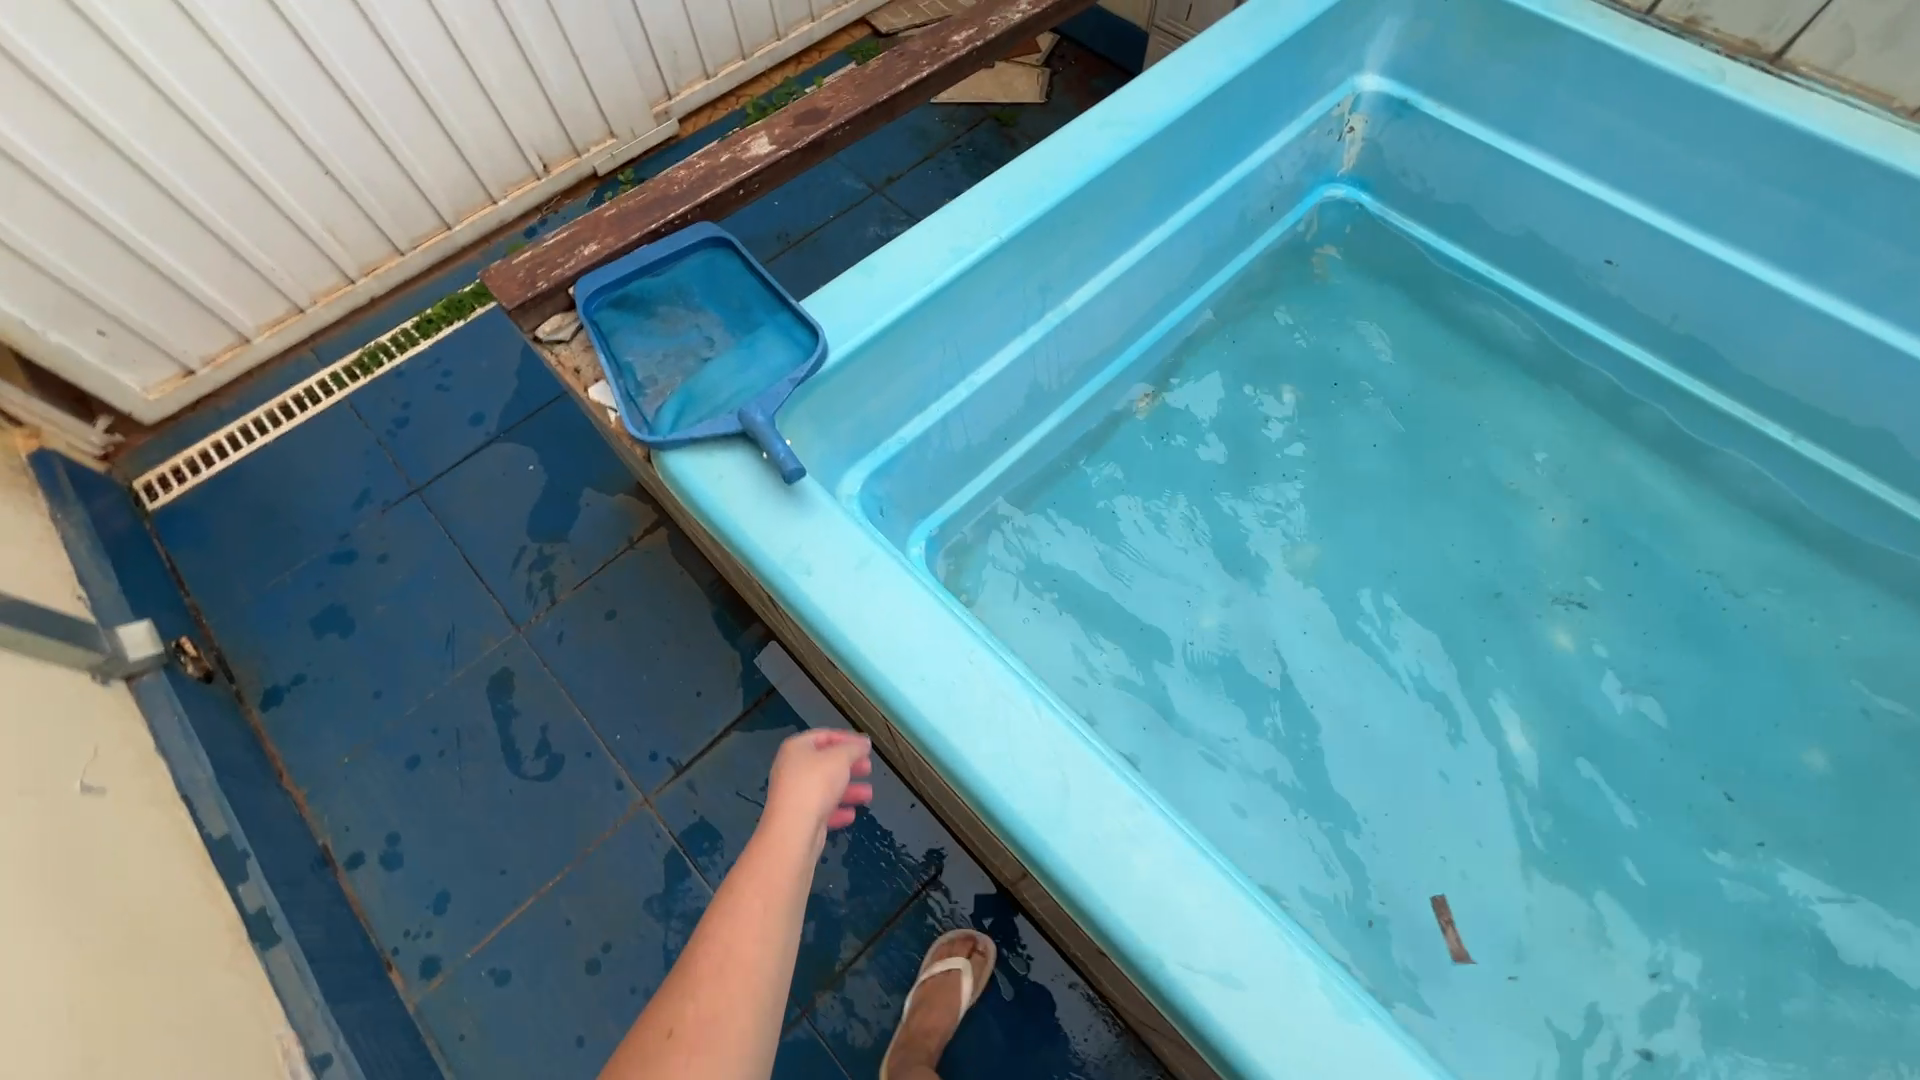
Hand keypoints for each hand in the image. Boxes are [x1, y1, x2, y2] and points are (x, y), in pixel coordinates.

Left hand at [763, 729, 873, 850]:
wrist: (794, 829)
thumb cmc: (816, 784)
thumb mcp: (840, 758)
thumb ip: (854, 748)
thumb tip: (864, 742)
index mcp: (796, 748)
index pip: (824, 736)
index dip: (847, 738)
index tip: (866, 746)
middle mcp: (792, 769)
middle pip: (825, 762)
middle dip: (849, 765)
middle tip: (868, 768)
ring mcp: (794, 794)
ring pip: (825, 787)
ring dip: (848, 790)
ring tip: (868, 794)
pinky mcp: (799, 817)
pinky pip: (821, 808)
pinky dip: (837, 810)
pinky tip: (851, 814)